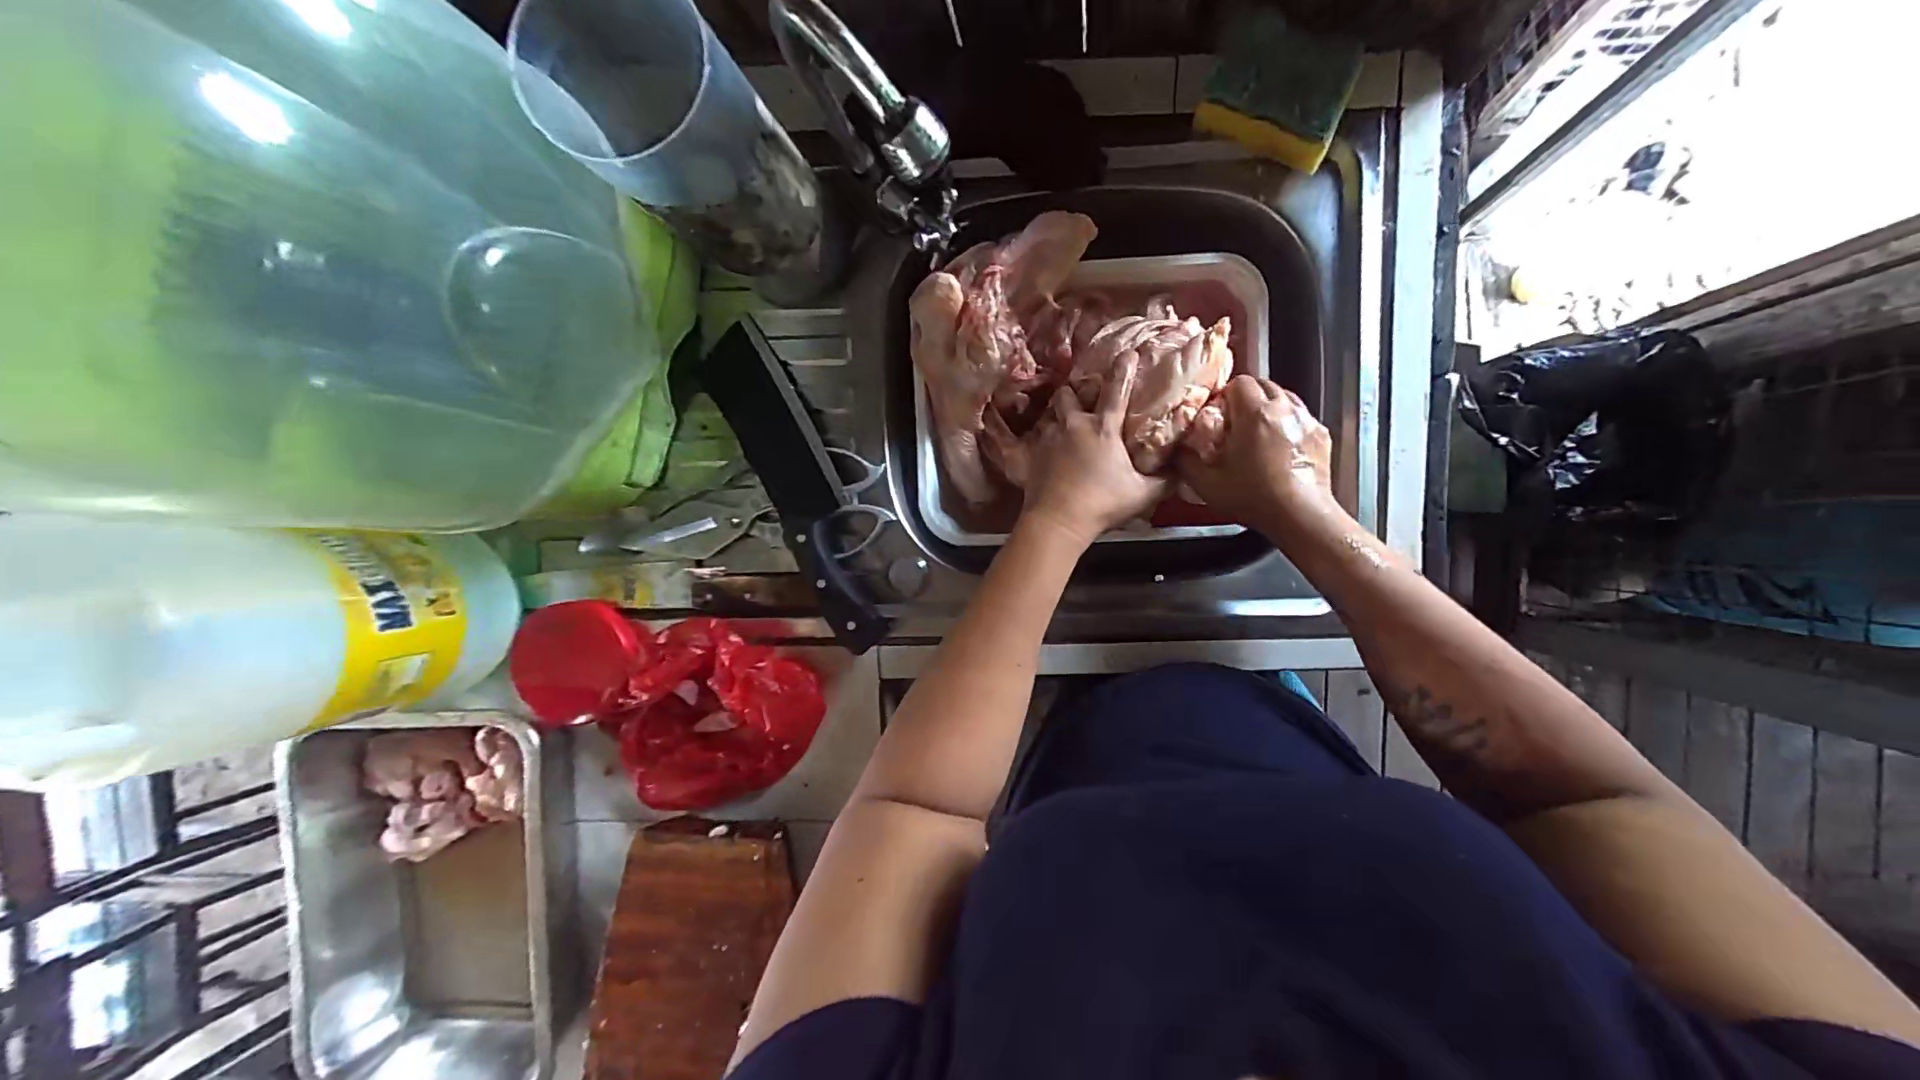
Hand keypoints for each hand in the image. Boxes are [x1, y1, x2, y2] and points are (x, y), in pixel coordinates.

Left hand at [1020, 357, 1169, 544]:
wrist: (1058, 520)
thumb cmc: (1103, 504)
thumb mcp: (1143, 495)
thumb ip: (1165, 480)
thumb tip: (1183, 472)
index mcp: (1104, 428)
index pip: (1117, 390)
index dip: (1124, 369)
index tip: (1127, 353)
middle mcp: (1074, 425)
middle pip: (1069, 394)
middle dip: (1073, 391)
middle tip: (1080, 398)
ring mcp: (1049, 438)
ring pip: (1050, 414)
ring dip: (1056, 415)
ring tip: (1063, 423)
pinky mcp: (1031, 455)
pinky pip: (1033, 439)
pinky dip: (1039, 441)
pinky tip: (1044, 449)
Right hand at [1177, 375, 1338, 538]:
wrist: (1300, 517)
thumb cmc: (1254, 499)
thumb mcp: (1207, 483)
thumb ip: (1185, 461)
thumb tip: (1177, 449)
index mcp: (1255, 414)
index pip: (1239, 382)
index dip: (1225, 395)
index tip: (1217, 415)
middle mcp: (1284, 410)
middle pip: (1263, 384)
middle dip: (1247, 398)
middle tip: (1234, 423)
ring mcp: (1306, 421)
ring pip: (1284, 397)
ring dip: (1268, 408)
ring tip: (1256, 434)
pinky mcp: (1321, 435)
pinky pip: (1300, 417)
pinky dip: (1288, 424)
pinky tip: (1278, 447)